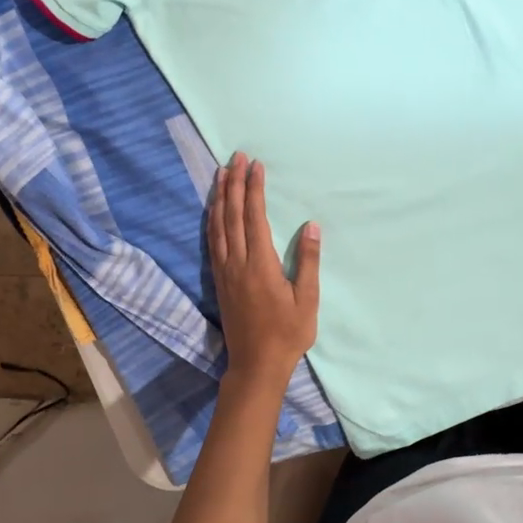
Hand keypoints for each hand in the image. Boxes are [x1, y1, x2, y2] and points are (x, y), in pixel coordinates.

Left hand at [208, 152, 320, 386]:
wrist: (256, 365)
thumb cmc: (288, 334)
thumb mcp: (307, 300)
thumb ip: (307, 261)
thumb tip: (310, 226)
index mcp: (261, 264)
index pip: (255, 217)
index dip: (254, 189)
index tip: (256, 165)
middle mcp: (238, 263)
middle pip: (232, 215)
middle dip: (234, 183)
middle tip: (236, 157)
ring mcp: (225, 271)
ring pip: (218, 225)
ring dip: (220, 197)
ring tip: (222, 173)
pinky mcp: (219, 280)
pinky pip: (213, 241)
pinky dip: (212, 220)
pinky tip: (213, 209)